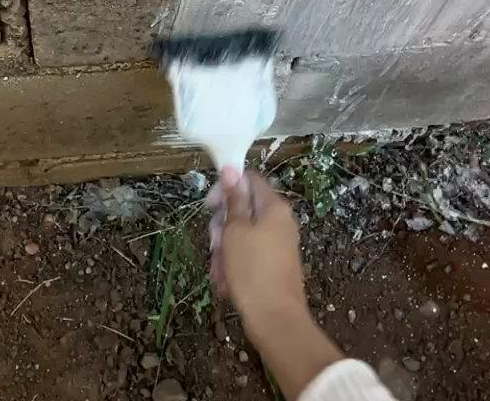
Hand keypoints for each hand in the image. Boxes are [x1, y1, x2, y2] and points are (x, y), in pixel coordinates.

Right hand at [212, 168, 343, 395]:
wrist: (276, 321)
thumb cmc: (253, 270)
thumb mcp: (236, 230)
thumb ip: (234, 199)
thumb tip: (231, 169)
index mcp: (274, 207)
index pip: (248, 179)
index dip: (226, 187)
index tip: (209, 206)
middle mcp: (279, 221)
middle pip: (243, 208)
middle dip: (222, 226)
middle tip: (214, 243)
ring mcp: (278, 245)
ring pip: (242, 235)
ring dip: (224, 250)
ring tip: (218, 270)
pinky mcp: (273, 266)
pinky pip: (248, 255)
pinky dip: (234, 265)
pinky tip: (225, 283)